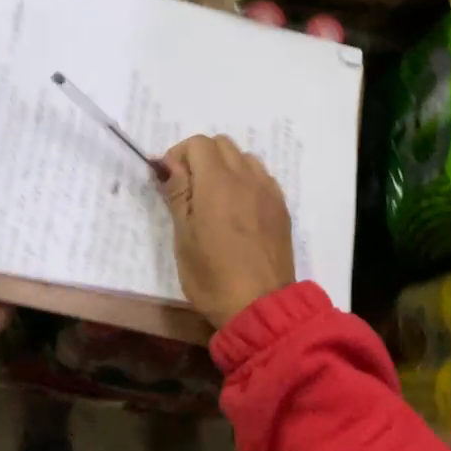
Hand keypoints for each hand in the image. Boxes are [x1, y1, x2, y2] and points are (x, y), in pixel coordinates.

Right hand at [158, 135, 296, 328]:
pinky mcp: (281, 208)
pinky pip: (262, 178)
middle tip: (188, 189)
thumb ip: (178, 193)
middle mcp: (246, 178)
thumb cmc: (212, 276)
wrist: (260, 306)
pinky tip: (238, 210)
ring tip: (215, 199)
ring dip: (225, 167)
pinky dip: (246, 181)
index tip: (169, 180)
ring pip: (244, 158)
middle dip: (201, 157)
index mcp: (218, 183)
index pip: (198, 143)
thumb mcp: (183, 236)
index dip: (179, 155)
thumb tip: (169, 164)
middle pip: (222, 144)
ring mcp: (268, 192)